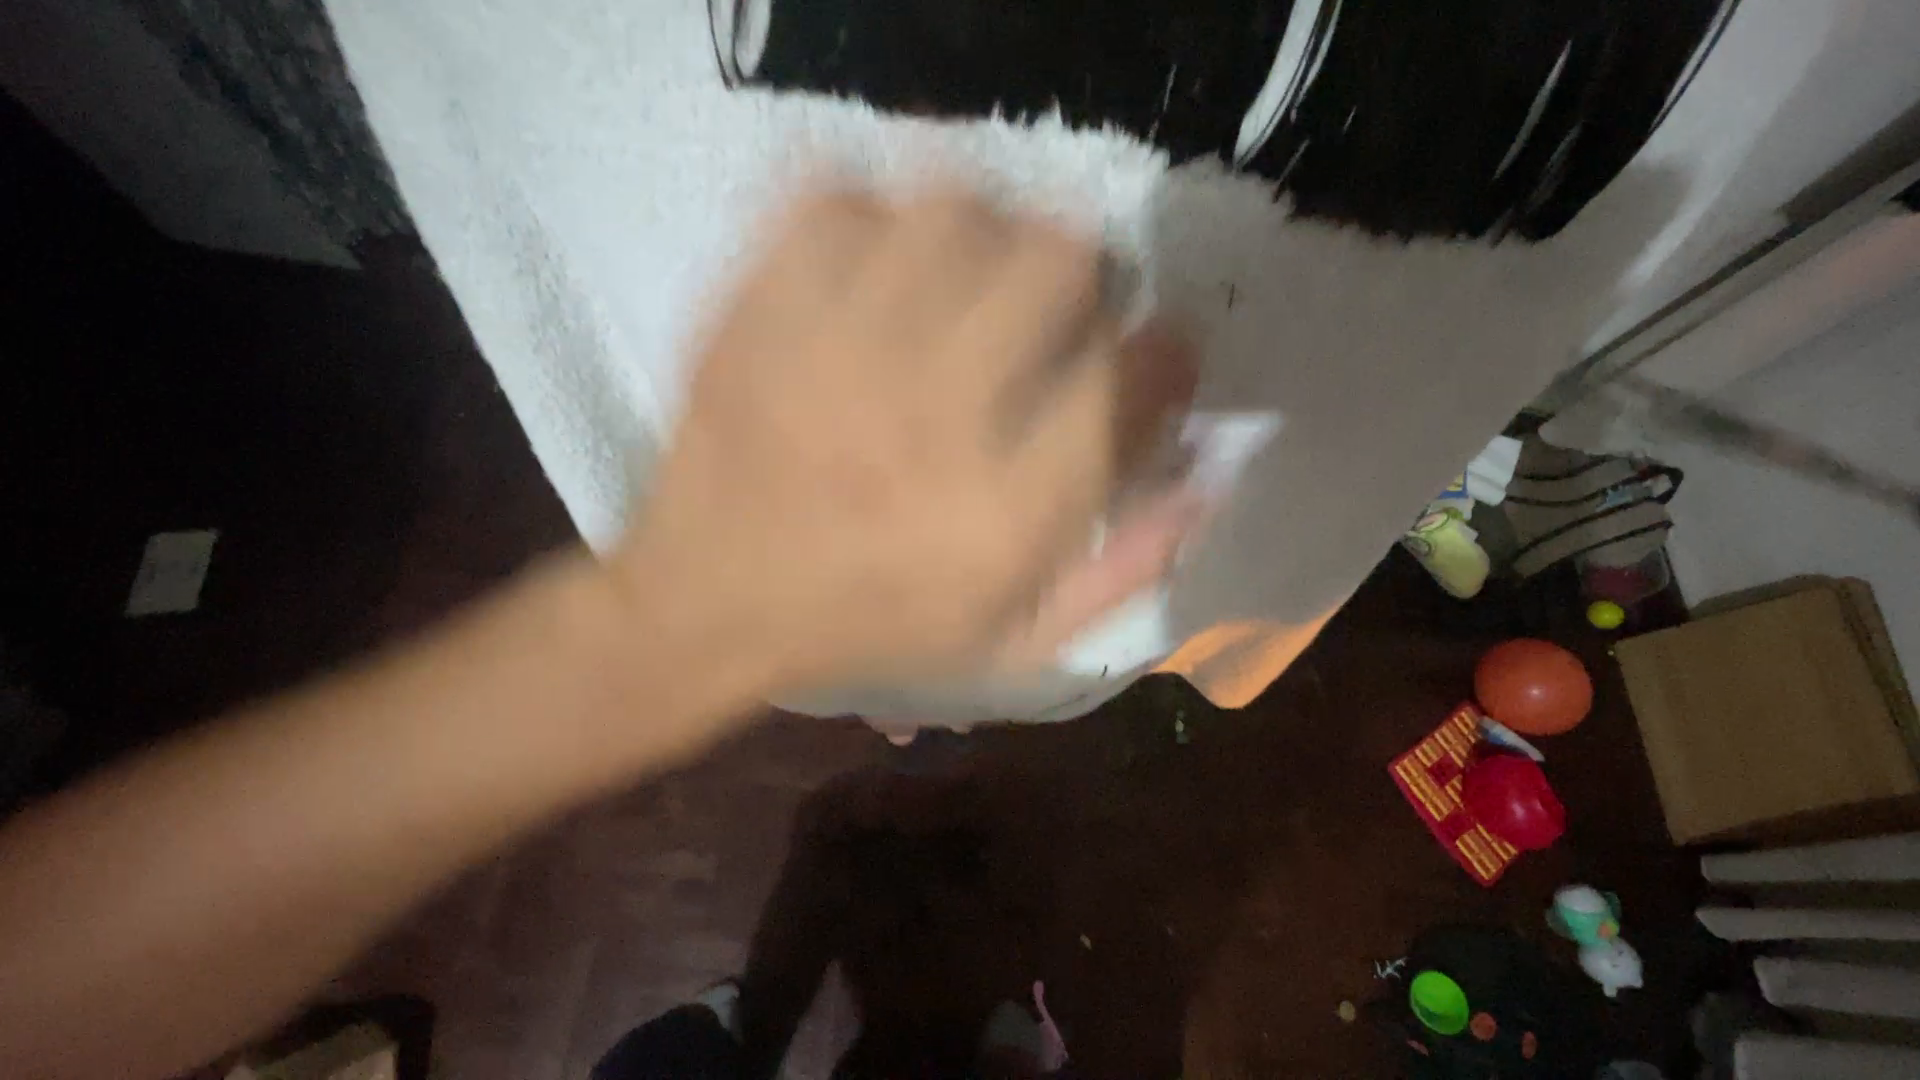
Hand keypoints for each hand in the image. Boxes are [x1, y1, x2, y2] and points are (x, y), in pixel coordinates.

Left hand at [616, 184, 1197, 689]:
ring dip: (992, 231)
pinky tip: (882, 265)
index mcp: (1005, 509)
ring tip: (976, 277)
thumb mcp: (1014, 639)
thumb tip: (1210, 475)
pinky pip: (836, 200)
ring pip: (957, 209)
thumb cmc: (872, 628)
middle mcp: (932, 414)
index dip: (1165, 353)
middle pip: (1059, 261)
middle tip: (1062, 307)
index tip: (1151, 356)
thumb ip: (1124, 565)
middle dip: (1086, 275)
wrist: (707, 606)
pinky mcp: (758, 312)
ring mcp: (836, 351)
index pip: (1135, 376)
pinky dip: (876, 213)